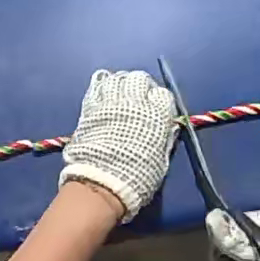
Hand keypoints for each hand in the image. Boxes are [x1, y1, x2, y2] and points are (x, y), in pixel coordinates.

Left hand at [59, 69, 175, 222]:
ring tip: (120, 91)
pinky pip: (96, 87)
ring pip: (117, 79)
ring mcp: (109, 104)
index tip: (156, 107)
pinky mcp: (90, 108)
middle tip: (138, 96)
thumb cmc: (136, 176)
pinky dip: (101, 85)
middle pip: (139, 80)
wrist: (102, 182)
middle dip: (141, 86)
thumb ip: (164, 138)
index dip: (159, 100)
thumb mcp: (160, 158)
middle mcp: (133, 104)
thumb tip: (169, 126)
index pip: (163, 95)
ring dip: (120, 83)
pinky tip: (103, 89)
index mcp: (156, 116)